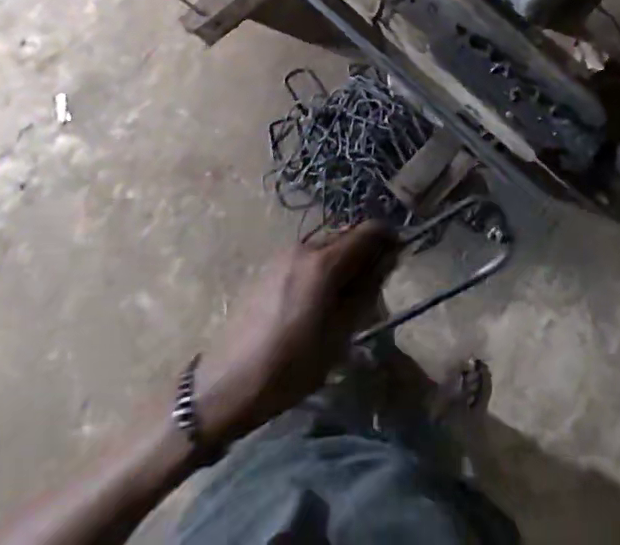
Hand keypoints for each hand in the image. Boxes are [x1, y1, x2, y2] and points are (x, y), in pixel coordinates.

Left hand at [193, 222, 396, 440]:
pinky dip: (322, 272)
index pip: (369, 230)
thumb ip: (367, 290)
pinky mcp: (266, 272)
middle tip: (373, 290)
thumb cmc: (289, 366)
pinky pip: (307, 261)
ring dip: (343, 265)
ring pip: (327, 249)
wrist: (222, 388)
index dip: (389, 240)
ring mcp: (281, 259)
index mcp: (324, 261)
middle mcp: (303, 249)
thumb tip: (388, 259)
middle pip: (347, 237)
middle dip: (366, 255)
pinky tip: (317, 306)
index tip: (397, 261)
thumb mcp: (340, 333)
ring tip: (345, 303)